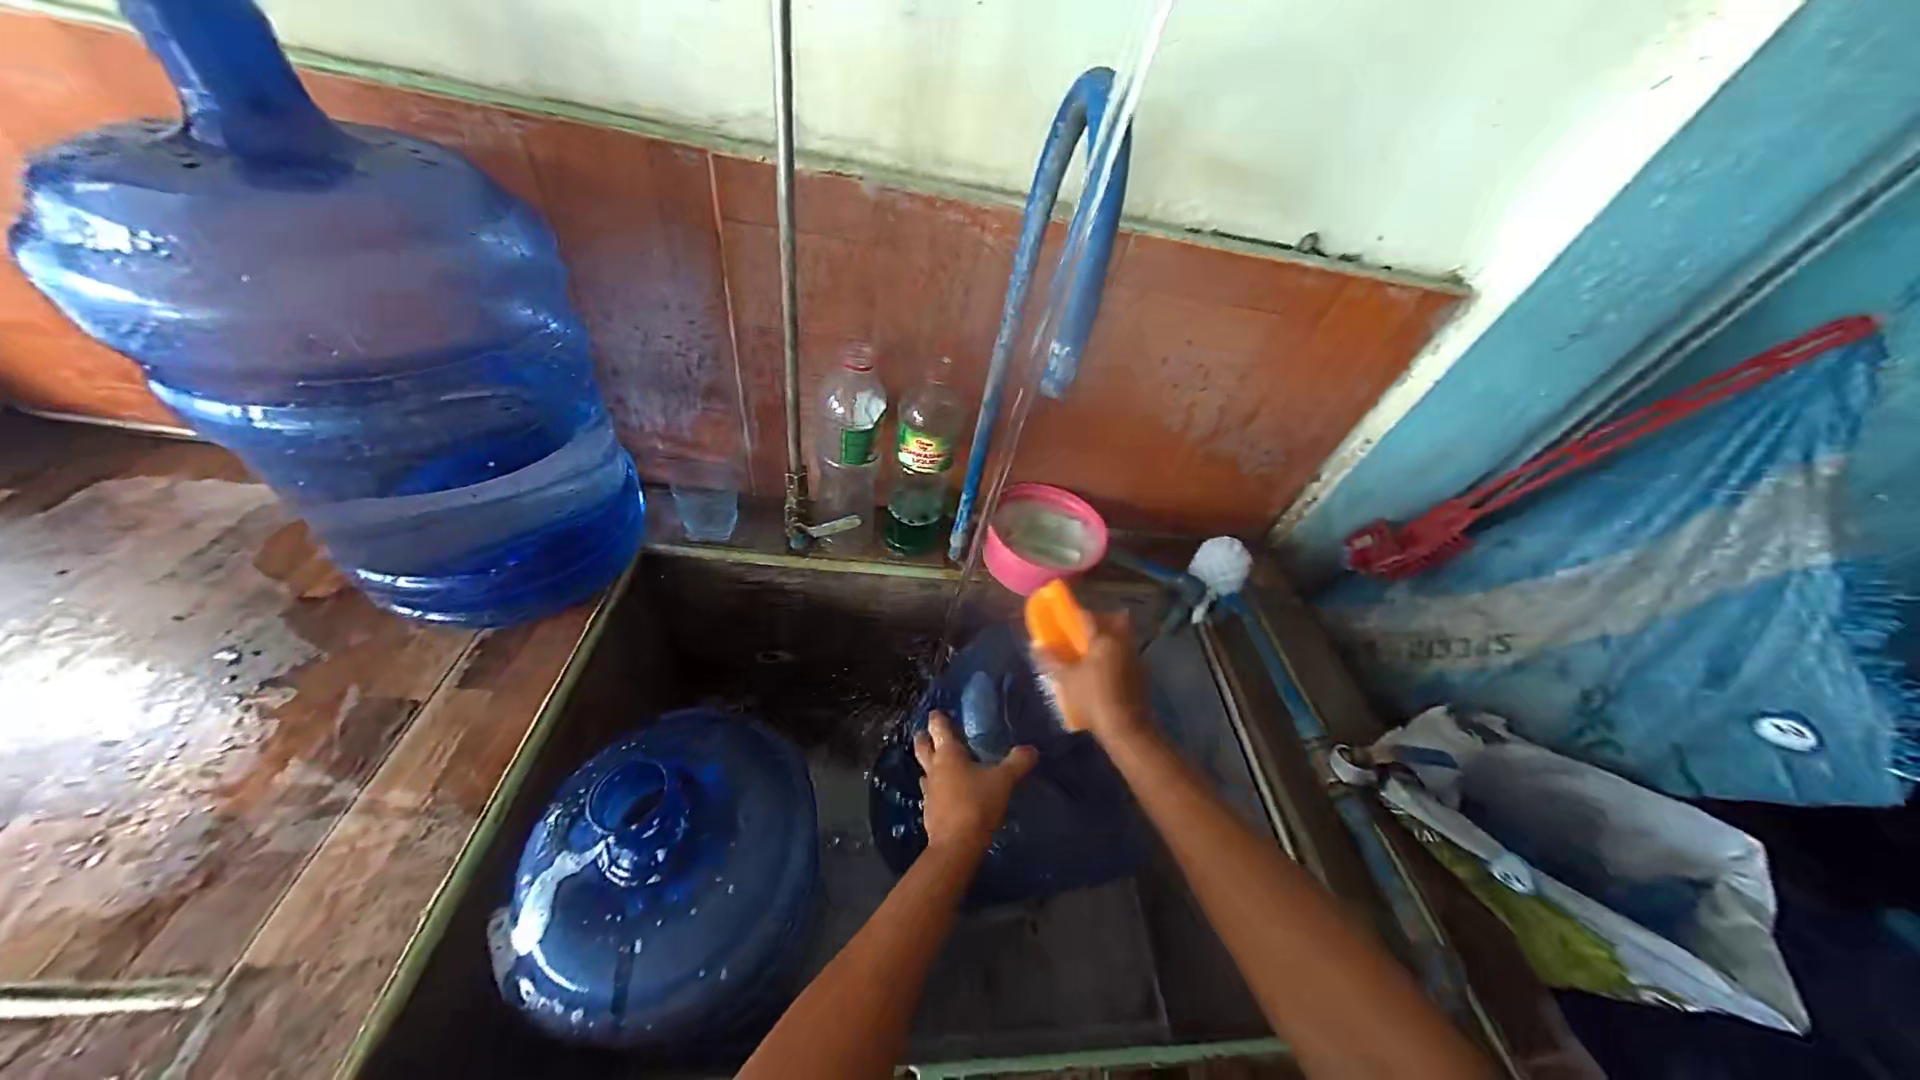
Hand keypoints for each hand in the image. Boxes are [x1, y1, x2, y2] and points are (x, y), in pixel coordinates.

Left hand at [913, 710, 1037, 856]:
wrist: (956, 844)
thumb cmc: (977, 803)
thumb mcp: (1003, 780)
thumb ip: (1018, 762)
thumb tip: (1032, 749)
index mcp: (948, 754)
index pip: (939, 728)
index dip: (937, 718)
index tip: (936, 712)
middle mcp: (934, 768)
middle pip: (923, 747)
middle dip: (924, 738)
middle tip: (926, 732)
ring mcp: (929, 790)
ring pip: (925, 770)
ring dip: (929, 764)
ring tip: (937, 762)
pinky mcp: (930, 810)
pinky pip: (931, 792)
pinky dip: (936, 788)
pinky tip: (945, 792)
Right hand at [1033, 609, 1154, 746]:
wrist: (1126, 728)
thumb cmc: (1092, 699)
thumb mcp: (1065, 679)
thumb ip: (1051, 659)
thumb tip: (1036, 644)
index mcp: (1104, 638)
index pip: (1088, 616)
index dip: (1075, 614)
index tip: (1066, 620)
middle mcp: (1123, 642)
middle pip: (1115, 620)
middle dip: (1102, 621)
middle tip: (1085, 633)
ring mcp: (1136, 658)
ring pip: (1124, 638)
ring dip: (1111, 640)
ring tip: (1093, 655)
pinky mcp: (1144, 674)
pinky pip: (1129, 656)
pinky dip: (1118, 657)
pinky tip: (1107, 673)